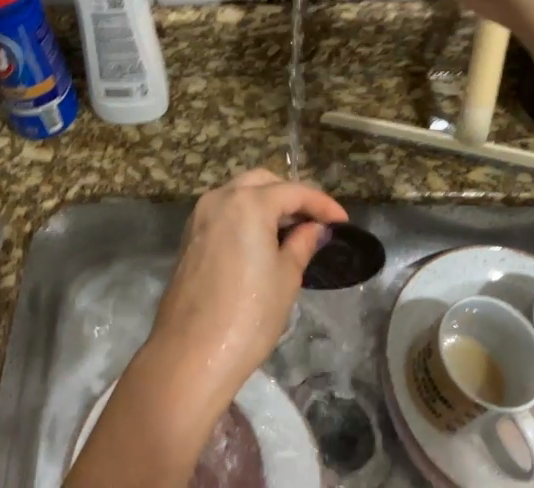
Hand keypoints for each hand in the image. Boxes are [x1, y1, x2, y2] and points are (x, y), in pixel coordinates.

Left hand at [147, 170, 347, 397]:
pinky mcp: (190, 236)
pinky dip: (246, 215)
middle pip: (262, 182)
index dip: (322, 204)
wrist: (192, 351)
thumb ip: (302, 244)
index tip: (344, 222)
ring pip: (239, 193)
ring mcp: (200, 216)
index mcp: (248, 203)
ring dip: (267, 203)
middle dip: (291, 196)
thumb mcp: (286, 278)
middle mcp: (220, 199)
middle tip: (316, 222)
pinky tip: (262, 240)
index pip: (293, 192)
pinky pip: (224, 211)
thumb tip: (314, 228)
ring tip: (293, 231)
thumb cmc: (249, 315)